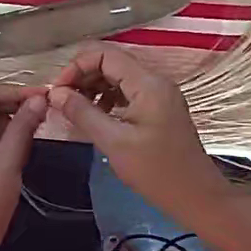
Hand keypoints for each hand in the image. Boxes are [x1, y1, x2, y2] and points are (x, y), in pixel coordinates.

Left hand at [0, 84, 47, 250]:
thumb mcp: (7, 162)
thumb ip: (23, 127)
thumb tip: (40, 98)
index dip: (16, 90)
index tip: (46, 97)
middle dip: (19, 104)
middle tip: (50, 110)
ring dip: (19, 120)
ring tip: (47, 123)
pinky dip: (14, 137)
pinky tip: (33, 141)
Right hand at [49, 46, 233, 222]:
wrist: (196, 196)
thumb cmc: (155, 171)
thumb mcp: (113, 142)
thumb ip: (82, 113)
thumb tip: (55, 93)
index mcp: (147, 84)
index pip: (105, 54)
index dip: (76, 66)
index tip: (57, 91)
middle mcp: (155, 81)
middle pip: (111, 62)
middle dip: (82, 77)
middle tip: (61, 101)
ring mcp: (158, 94)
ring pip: (117, 77)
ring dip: (92, 88)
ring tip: (73, 110)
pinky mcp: (158, 108)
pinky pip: (126, 92)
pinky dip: (105, 99)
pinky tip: (94, 118)